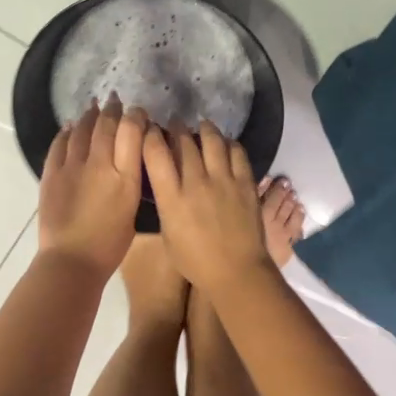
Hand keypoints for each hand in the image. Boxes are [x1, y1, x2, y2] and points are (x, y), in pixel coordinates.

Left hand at [38, 97, 147, 275]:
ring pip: (82, 130)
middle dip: (113, 110)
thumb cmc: (110, 246)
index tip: (139, 113)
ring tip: (95, 106)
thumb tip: (128, 162)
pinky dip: (67, 132)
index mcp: (126, 177)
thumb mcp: (132, 211)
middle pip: (107, 125)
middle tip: (116, 100)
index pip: (132, 131)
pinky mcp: (52, 174)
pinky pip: (59, 145)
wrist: (72, 260)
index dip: (136, 117)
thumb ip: (131, 181)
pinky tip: (71, 127)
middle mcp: (100, 164)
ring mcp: (73, 167)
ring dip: (90, 116)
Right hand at [141, 121, 269, 291]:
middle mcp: (196, 182)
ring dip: (204, 130)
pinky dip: (229, 144)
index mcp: (172, 198)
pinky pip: (237, 152)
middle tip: (176, 124)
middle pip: (184, 142)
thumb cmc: (195, 261)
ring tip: (202, 127)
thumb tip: (166, 184)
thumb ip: (166, 204)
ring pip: (212, 140)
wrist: (236, 270)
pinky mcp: (245, 182)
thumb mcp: (168, 235)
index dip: (150, 136)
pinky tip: (226, 145)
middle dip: (177, 129)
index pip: (156, 154)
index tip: (149, 130)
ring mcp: (223, 180)